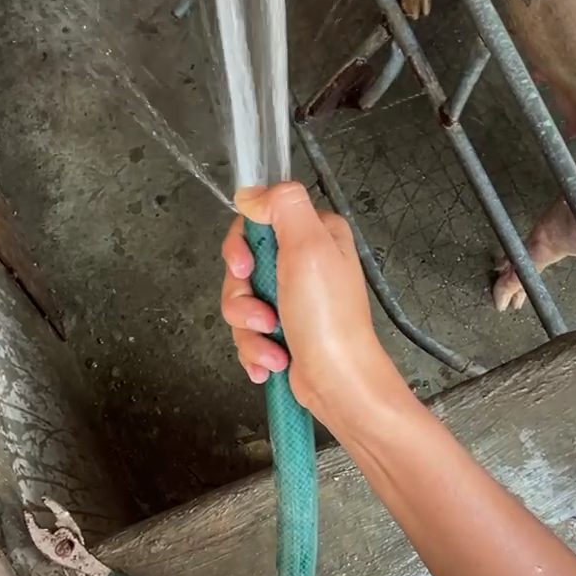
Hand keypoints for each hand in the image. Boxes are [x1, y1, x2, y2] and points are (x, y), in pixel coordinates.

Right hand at [219, 183, 404, 424]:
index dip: (240, 248)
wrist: (337, 382)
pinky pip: (247, 335)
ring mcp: (289, 301)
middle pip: (241, 268)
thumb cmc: (327, 318)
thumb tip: (249, 194)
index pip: (257, 223)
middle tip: (262, 316)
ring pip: (239, 305)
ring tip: (272, 347)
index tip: (244, 267)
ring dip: (249, 331)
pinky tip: (270, 364)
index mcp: (313, 236)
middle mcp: (301, 265)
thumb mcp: (309, 247)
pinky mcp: (280, 333)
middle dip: (242, 299)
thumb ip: (282, 206)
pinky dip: (254, 352)